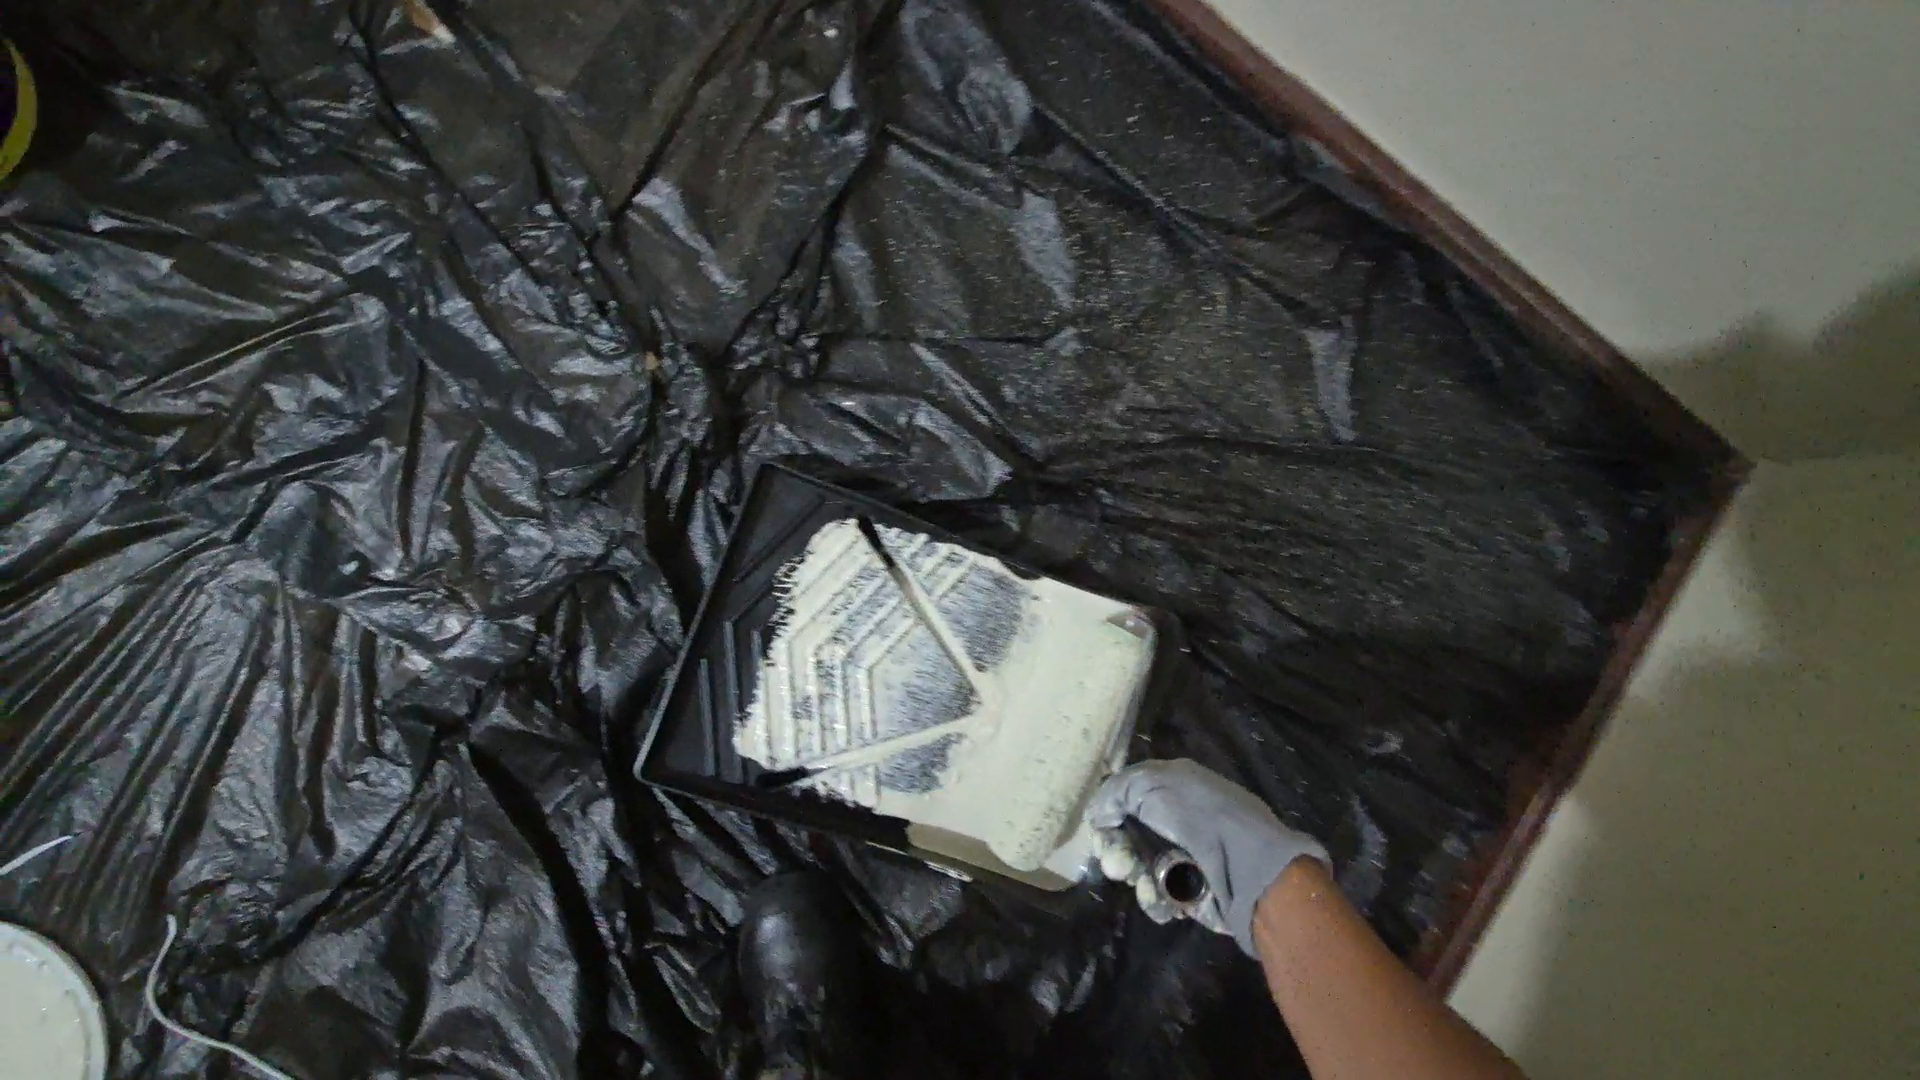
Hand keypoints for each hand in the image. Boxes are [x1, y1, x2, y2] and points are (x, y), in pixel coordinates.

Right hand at [1086, 758, 1328, 955]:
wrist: (1247, 866)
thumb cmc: (1198, 816)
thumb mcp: (1149, 784)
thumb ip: (1114, 793)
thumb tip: (1098, 815)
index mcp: (1172, 786)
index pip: (1125, 799)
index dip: (1109, 815)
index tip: (1102, 831)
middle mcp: (1177, 819)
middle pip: (1127, 835)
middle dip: (1116, 850)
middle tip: (1120, 863)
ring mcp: (1185, 856)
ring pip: (1138, 867)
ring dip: (1135, 876)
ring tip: (1146, 882)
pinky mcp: (1192, 890)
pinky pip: (1159, 895)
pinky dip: (1155, 898)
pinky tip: (1164, 898)